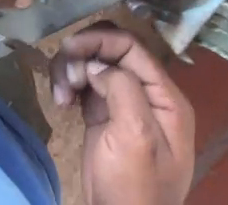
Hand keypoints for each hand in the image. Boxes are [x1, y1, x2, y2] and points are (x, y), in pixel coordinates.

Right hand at [50, 25, 194, 204]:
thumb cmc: (135, 186)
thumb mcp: (136, 137)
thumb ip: (122, 89)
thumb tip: (96, 64)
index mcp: (166, 98)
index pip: (132, 48)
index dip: (99, 41)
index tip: (69, 48)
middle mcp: (148, 94)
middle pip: (110, 50)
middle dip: (82, 55)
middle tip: (65, 77)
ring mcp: (125, 102)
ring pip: (92, 62)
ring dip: (70, 71)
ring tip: (61, 96)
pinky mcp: (103, 112)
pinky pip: (83, 81)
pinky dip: (68, 84)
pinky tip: (61, 102)